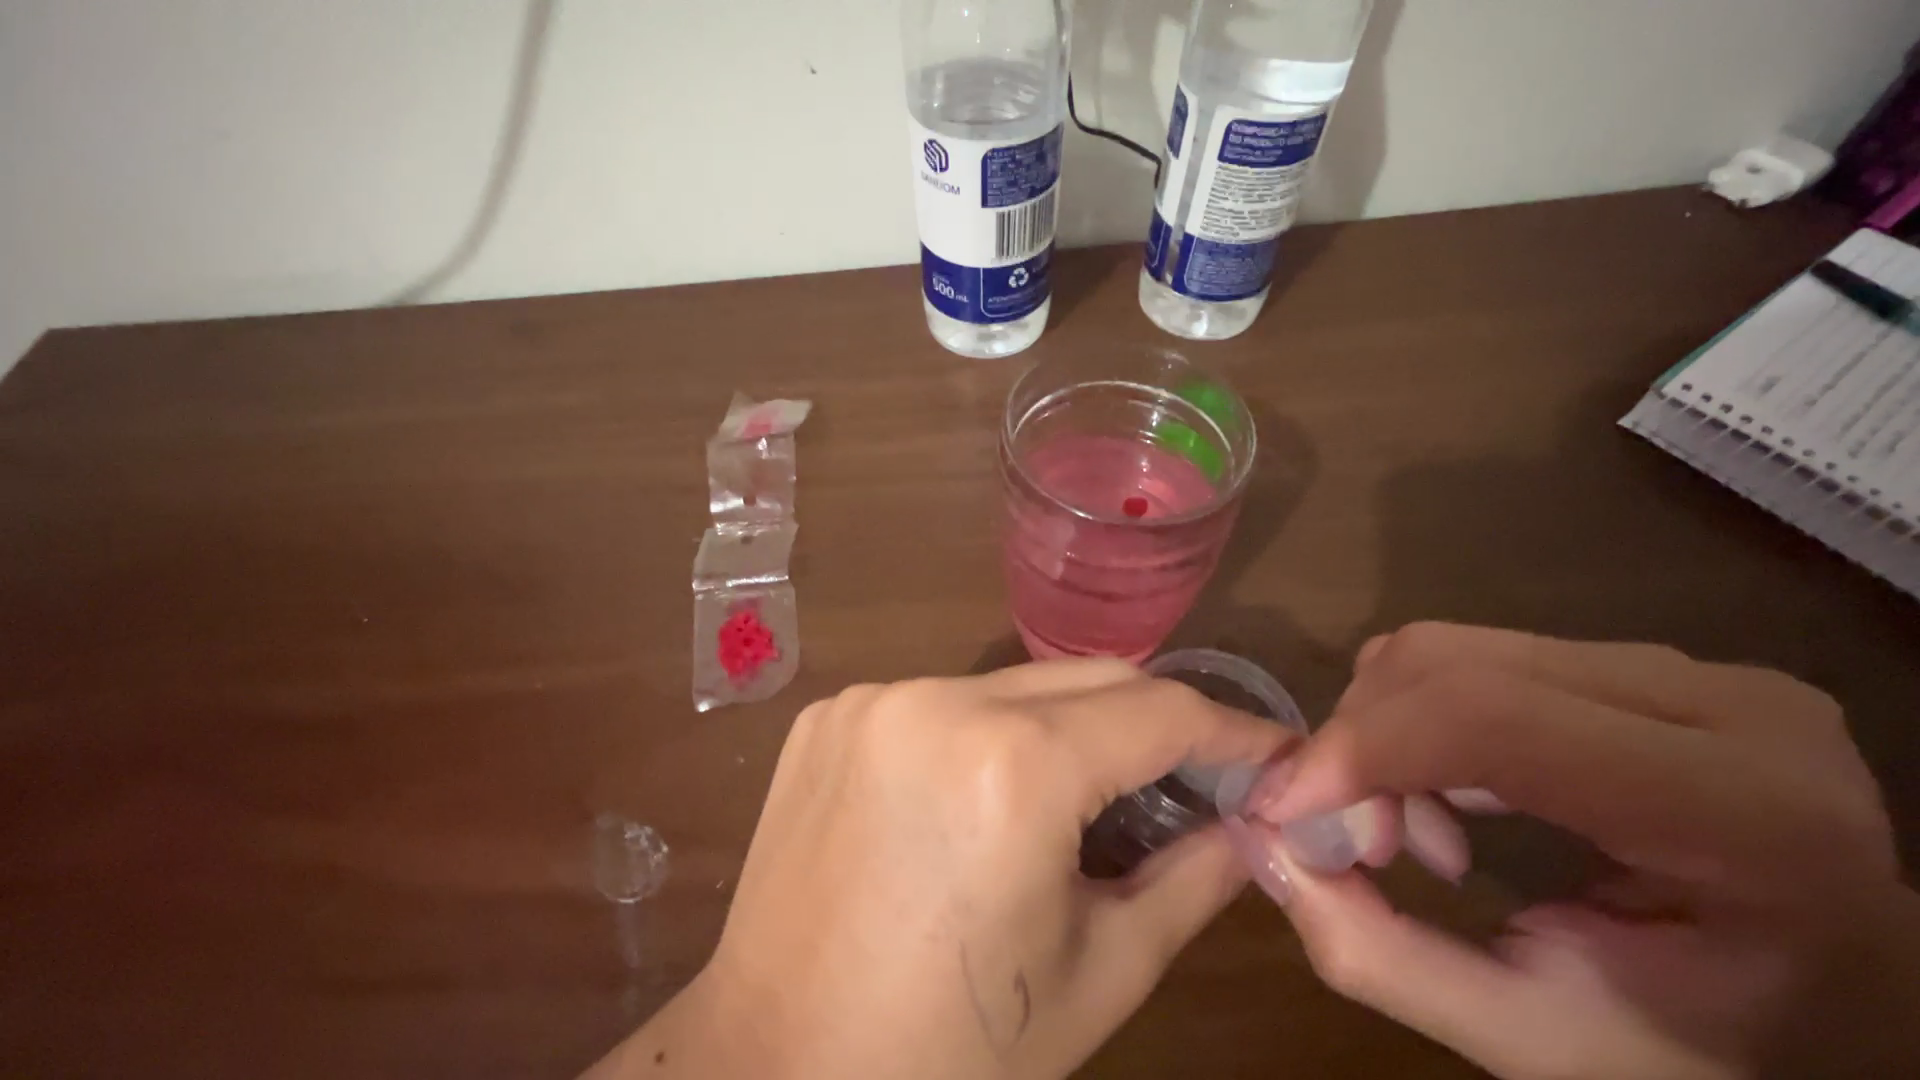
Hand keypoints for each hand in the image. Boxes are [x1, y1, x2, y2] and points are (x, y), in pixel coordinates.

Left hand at [587, 661, 1290, 1079]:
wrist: (774, 1067)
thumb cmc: (950, 1050)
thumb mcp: (1099, 971)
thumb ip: (1191, 878)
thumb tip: (1249, 823)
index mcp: (1014, 769)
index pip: (1158, 712)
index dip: (1229, 731)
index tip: (1272, 755)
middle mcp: (937, 702)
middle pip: (1088, 680)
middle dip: (1153, 722)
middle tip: (1194, 778)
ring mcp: (872, 700)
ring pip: (1013, 686)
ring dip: (1067, 728)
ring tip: (1089, 797)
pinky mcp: (828, 715)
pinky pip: (941, 702)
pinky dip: (985, 733)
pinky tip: (985, 796)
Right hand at [1239, 623, 1902, 1079]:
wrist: (1842, 1015)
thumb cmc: (1704, 1051)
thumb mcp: (1531, 1038)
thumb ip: (1378, 950)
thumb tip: (1255, 837)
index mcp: (1743, 811)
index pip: (1493, 720)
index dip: (1359, 750)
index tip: (1278, 809)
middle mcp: (1725, 704)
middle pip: (1452, 666)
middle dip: (1360, 746)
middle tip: (1357, 845)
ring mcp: (1691, 670)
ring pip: (1450, 649)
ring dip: (1385, 733)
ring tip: (1416, 831)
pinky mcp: (1649, 665)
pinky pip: (1478, 656)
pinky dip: (1420, 720)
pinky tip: (1453, 796)